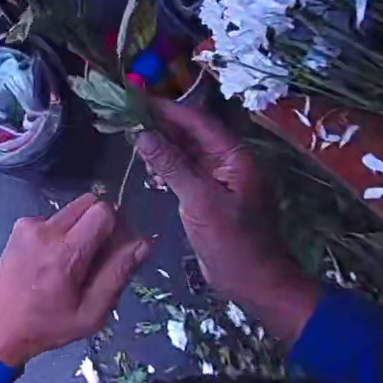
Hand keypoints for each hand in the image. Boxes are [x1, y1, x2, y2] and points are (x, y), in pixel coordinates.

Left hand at [0, 192, 148, 366]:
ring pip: (73, 208)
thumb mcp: (91, 313)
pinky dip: (63, 231)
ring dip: (82, 227)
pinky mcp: (21, 225)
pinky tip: (54, 258)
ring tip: (74, 260)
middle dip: (102, 223)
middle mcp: (47, 231)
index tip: (115, 250)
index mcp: (66, 253)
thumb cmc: (47, 326)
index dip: (117, 227)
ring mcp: (30, 225)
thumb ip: (118, 275)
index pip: (104, 212)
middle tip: (100, 254)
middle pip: (90, 202)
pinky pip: (55, 217)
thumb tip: (142, 245)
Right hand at [135, 97, 319, 344]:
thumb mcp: (199, 201)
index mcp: (234, 156)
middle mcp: (228, 161)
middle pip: (191, 133)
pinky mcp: (209, 195)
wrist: (255, 283)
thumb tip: (142, 134)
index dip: (167, 109)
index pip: (197, 121)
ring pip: (187, 152)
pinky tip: (148, 164)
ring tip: (132, 136)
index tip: (137, 99)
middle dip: (162, 124)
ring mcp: (219, 178)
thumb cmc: (233, 242)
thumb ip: (171, 165)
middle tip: (128, 116)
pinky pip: (186, 171)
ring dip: (162, 144)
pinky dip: (167, 166)